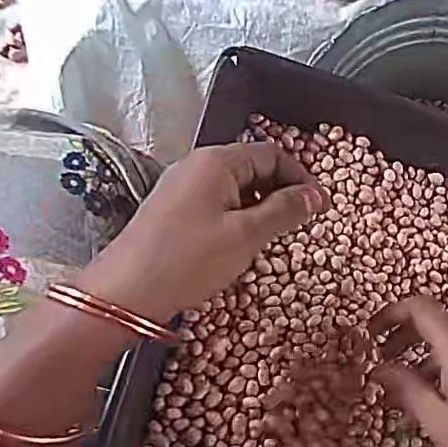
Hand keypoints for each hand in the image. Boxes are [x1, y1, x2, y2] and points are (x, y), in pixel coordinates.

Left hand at [80, 142, 326, 322]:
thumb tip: (315, 196)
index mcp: (217, 162)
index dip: (301, 179)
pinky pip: (218, 202)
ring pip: (236, 187)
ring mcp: (183, 186)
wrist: (126, 291)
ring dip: (262, 206)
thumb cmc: (189, 260)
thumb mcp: (246, 236)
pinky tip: (245, 241)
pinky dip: (240, 215)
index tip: (320, 207)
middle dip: (283, 192)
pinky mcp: (174, 209)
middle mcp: (198, 165)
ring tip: (277, 236)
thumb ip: (284, 211)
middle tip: (303, 223)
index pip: (272, 155)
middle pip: (254, 167)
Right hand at [368, 296, 447, 446]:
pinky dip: (444, 366)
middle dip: (403, 337)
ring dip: (422, 356)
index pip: (420, 307)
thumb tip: (379, 367)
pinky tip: (431, 398)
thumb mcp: (437, 420)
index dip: (390, 314)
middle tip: (380, 363)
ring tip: (401, 390)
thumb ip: (405, 386)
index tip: (369, 335)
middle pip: (436, 321)